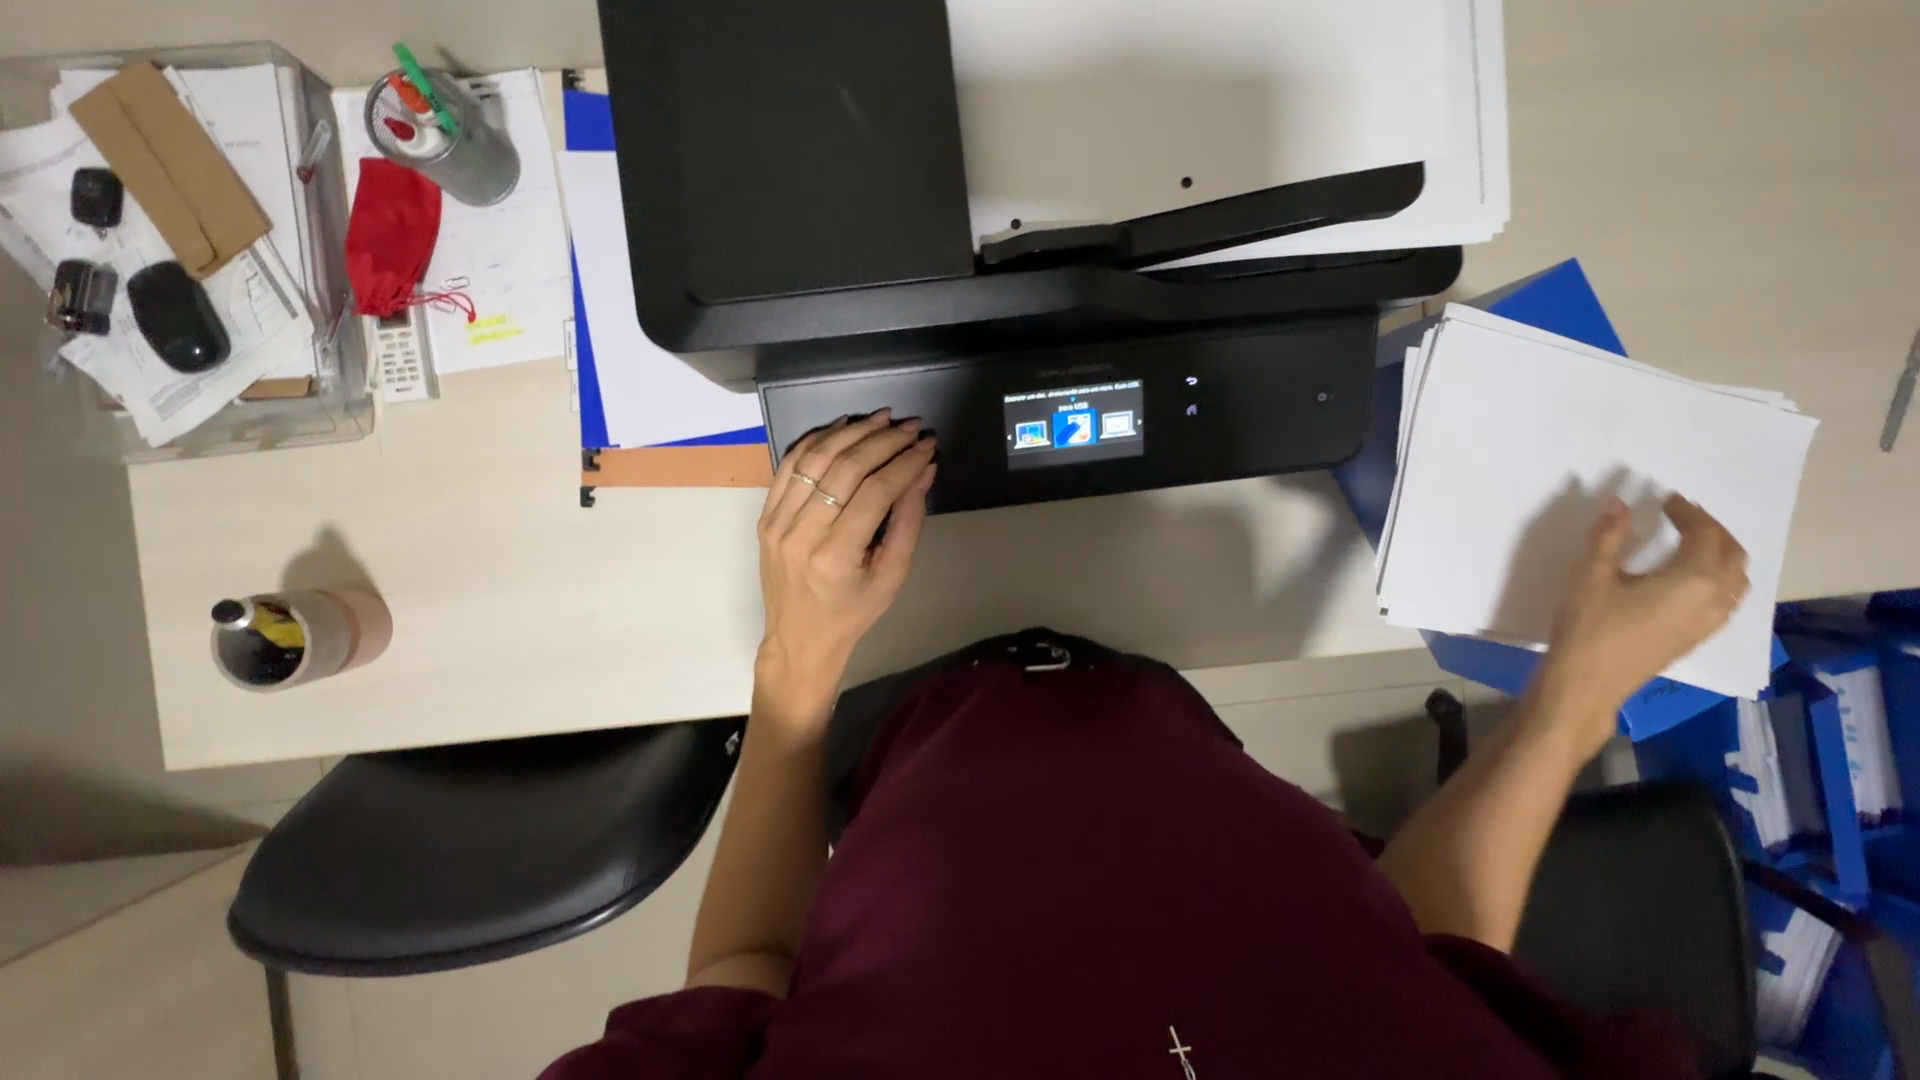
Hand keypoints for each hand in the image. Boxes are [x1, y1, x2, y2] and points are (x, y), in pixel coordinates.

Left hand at [755, 410, 937, 718]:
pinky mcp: (766, 516)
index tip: (927, 446)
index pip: (876, 491)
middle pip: (845, 468)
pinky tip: (843, 428)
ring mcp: (777, 523)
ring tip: (882, 419)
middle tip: (911, 427)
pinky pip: (790, 465)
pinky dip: (817, 440)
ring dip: (851, 432)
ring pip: (816, 459)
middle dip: (884, 441)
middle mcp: (801, 534)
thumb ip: (908, 522)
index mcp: (836, 557)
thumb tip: (923, 471)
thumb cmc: (852, 613)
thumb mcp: (892, 577)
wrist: (799, 639)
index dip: (905, 463)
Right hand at [1538, 493, 1750, 743]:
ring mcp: (1711, 621)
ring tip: (1692, 544)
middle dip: (1712, 530)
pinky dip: (1716, 578)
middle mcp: (1714, 597)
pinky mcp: (1699, 636)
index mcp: (1692, 577)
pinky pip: (1726, 598)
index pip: (1704, 534)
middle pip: (1731, 554)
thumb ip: (1608, 537)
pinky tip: (1689, 580)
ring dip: (1720, 554)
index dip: (1688, 513)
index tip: (1667, 499)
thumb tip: (1620, 504)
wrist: (1588, 681)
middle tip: (1683, 516)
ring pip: (1735, 579)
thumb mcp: (1590, 576)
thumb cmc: (1588, 625)